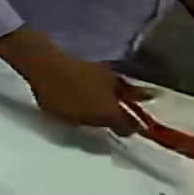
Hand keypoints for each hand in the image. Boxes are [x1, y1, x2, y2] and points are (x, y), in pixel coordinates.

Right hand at [0, 33, 149, 134]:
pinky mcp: (50, 113)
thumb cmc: (80, 68)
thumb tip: (149, 97)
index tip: (129, 113)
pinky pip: (66, 114)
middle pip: (104, 125)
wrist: (44, 65)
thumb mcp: (109, 76)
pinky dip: (70, 108)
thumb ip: (128, 91)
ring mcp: (68, 119)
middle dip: (107, 115)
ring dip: (88, 113)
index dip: (131, 122)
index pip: (128, 129)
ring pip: (84, 120)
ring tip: (83, 96)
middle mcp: (90, 123)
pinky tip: (66, 95)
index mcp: (108, 115)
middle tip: (103, 99)